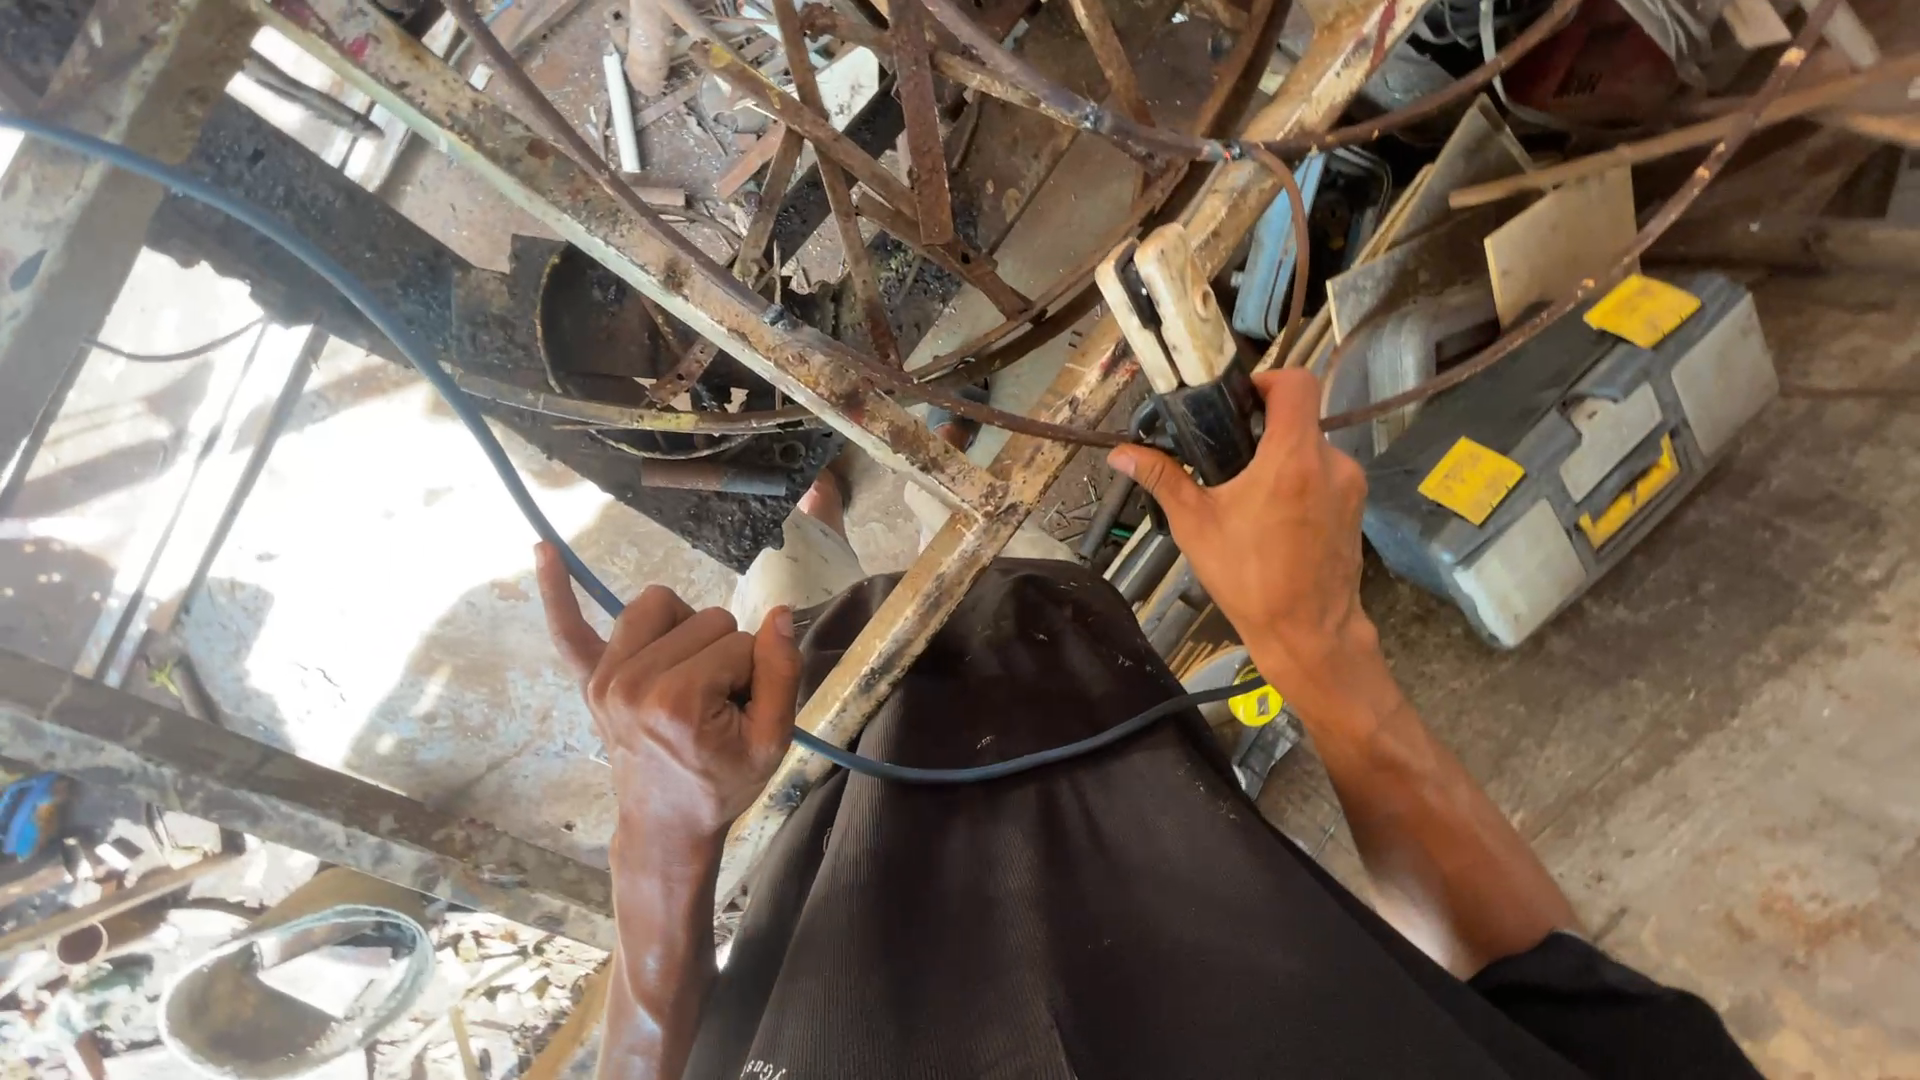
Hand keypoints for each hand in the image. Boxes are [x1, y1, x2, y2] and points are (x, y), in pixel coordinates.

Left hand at [534, 543, 800, 838]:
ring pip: (659, 605)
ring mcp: (604, 677)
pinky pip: (569, 628)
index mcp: (678, 701)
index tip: (743, 710)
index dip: (754, 672)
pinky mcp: (588, 679)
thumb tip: (778, 613)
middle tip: (720, 703)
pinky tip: (544, 552)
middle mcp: (632, 680)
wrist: (667, 824)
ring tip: (690, 668)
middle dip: (725, 653)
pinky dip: (558, 591)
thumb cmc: (723, 783)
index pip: (739, 643)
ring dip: (684, 627)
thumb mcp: (772, 740)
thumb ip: (782, 673)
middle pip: (705, 619)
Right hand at [1108, 370, 1377, 718]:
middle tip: (1229, 458)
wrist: (1308, 631)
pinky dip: (1299, 483)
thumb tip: (1121, 453)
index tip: (1239, 401)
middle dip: (1263, 431)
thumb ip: (1162, 479)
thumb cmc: (1248, 578)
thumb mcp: (1195, 525)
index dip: (1266, 380)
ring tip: (1249, 497)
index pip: (1296, 383)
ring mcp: (1351, 485)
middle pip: (1299, 418)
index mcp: (1293, 458)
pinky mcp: (1356, 507)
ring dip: (1281, 460)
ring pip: (1312, 449)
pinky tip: (1274, 519)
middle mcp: (1331, 463)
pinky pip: (1325, 476)